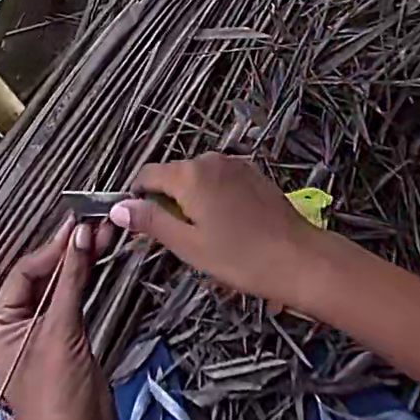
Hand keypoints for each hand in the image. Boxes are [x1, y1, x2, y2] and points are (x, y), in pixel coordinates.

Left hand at [0, 219, 113, 419]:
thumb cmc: (58, 397)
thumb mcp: (61, 333)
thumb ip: (70, 280)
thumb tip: (80, 236)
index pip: (24, 274)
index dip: (51, 250)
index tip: (76, 226)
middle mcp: (13, 326)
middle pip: (41, 277)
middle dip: (67, 252)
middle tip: (93, 225)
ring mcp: (39, 332)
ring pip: (58, 286)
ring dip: (79, 261)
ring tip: (101, 233)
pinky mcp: (62, 338)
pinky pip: (70, 299)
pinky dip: (84, 279)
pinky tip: (97, 257)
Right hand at [110, 153, 344, 308]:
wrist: (301, 259)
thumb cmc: (242, 258)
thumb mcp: (189, 245)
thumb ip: (152, 221)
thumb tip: (119, 207)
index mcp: (189, 175)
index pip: (146, 175)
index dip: (137, 198)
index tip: (141, 224)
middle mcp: (209, 160)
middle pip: (172, 175)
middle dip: (167, 200)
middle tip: (177, 238)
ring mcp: (234, 163)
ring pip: (196, 177)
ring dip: (191, 199)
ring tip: (205, 234)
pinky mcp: (252, 172)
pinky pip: (219, 178)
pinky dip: (213, 195)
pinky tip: (227, 224)